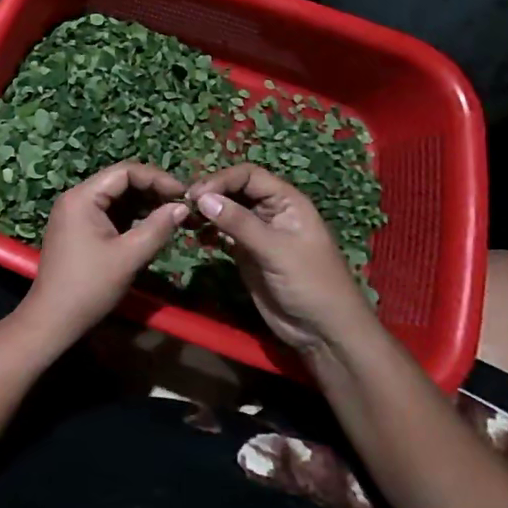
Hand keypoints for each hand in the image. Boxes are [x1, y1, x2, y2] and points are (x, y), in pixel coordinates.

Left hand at [23, 162, 189, 341]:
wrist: (53, 320)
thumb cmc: (90, 286)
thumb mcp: (129, 256)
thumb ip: (158, 227)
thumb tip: (183, 207)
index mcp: (82, 197)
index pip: (125, 172)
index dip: (157, 178)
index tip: (183, 192)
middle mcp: (76, 198)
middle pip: (120, 181)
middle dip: (152, 190)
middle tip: (182, 203)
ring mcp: (75, 214)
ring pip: (116, 198)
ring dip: (144, 203)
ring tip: (173, 213)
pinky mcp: (79, 229)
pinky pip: (109, 213)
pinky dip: (131, 217)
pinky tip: (152, 225)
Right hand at [187, 164, 378, 354]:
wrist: (322, 330)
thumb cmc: (310, 282)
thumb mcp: (276, 250)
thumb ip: (240, 224)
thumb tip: (202, 198)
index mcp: (286, 201)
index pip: (249, 176)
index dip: (222, 180)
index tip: (196, 194)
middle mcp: (271, 211)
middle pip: (235, 190)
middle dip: (211, 193)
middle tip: (184, 205)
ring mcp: (258, 233)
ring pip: (227, 212)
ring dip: (207, 212)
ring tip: (185, 218)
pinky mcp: (247, 255)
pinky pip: (224, 234)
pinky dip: (209, 231)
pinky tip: (196, 235)